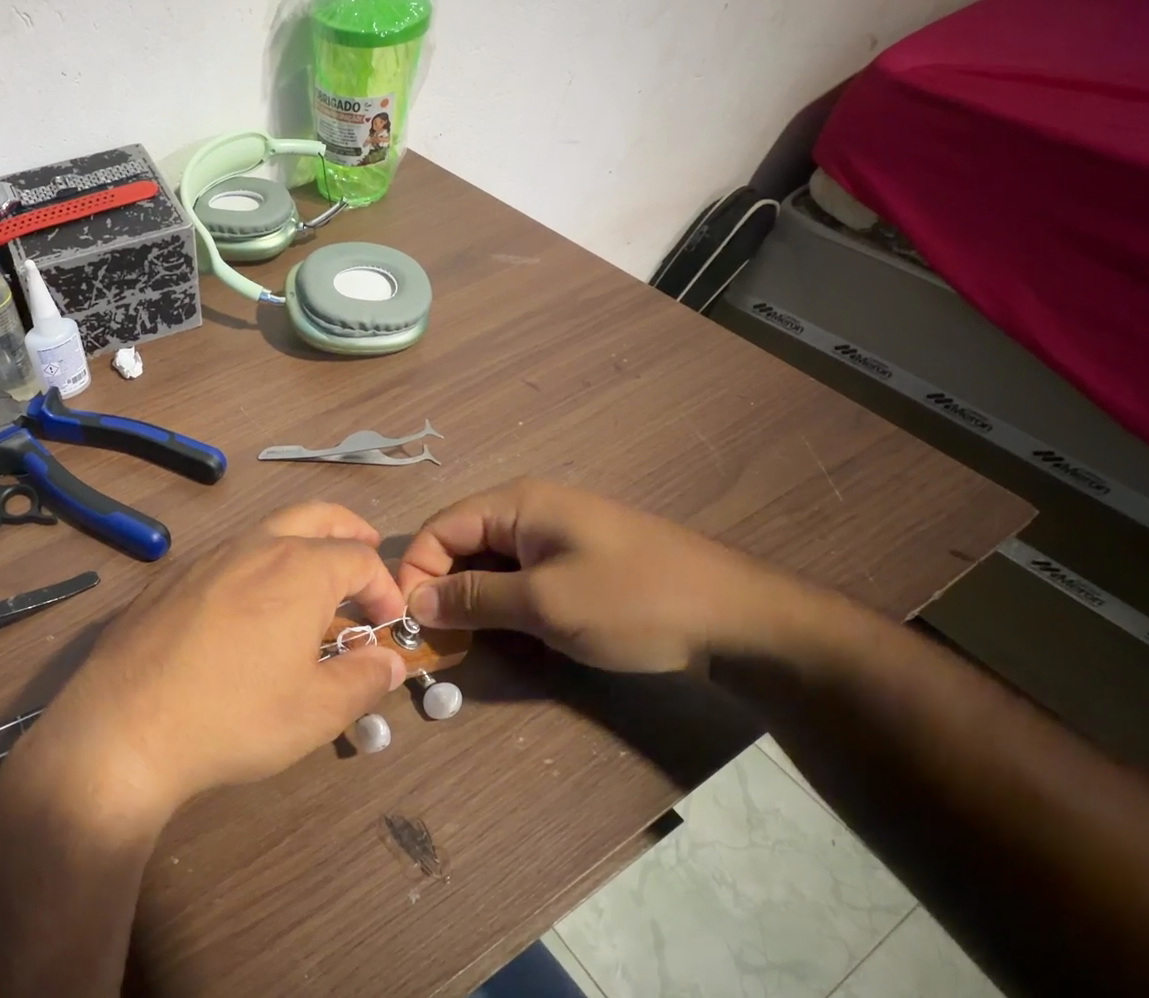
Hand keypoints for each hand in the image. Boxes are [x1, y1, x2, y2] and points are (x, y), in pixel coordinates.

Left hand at [29, 503, 408, 818]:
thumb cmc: (233, 718)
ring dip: (298, 547)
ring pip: (264, 532)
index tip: (387, 624)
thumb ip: (363, 679)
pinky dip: (253, 567)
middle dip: (346, 531)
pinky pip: (224, 558)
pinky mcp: (167, 580)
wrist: (124, 727)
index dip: (383, 587)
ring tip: (308, 588)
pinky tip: (245, 610)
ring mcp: (203, 559)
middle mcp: (252, 547)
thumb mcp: (315, 711)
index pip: (359, 558)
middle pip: (313, 516)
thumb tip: (389, 660)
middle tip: (363, 552)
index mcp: (298, 570)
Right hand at [397, 478, 810, 672]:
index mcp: (518, 503)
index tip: (409, 624)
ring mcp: (554, 537)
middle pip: (459, 544)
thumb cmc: (635, 601)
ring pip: (486, 564)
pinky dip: (500, 605)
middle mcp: (529, 511)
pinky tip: (503, 634)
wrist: (738, 620)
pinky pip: (517, 578)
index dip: (416, 572)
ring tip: (463, 644)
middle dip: (439, 589)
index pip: (439, 528)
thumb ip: (472, 598)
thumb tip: (414, 603)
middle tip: (434, 641)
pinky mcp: (574, 563)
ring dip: (468, 601)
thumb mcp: (545, 603)